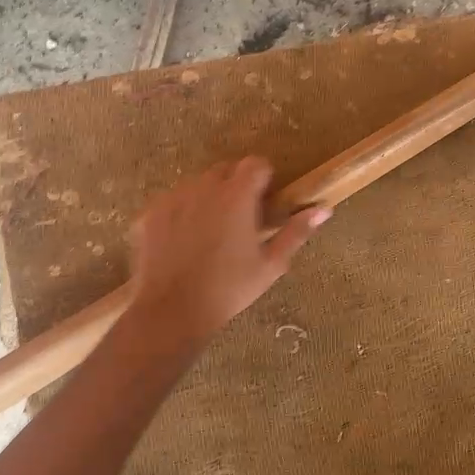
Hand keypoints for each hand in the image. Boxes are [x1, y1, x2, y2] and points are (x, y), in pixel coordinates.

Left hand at [125, 156, 329, 347]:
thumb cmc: (230, 289)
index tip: (266, 201)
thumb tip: (324, 209)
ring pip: (197, 184)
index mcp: (236, 196)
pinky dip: (183, 212)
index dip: (264, 178)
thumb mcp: (271, 264)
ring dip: (209, 197)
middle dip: (237, 186)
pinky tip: (186, 242)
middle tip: (242, 219)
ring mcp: (172, 199)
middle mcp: (203, 188)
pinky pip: (173, 201)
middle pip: (226, 170)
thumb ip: (297, 231)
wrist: (172, 311)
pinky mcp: (150, 214)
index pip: (255, 163)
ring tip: (213, 232)